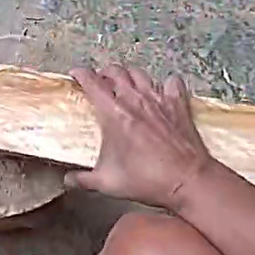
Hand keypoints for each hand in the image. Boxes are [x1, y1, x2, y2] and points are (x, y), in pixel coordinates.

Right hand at [67, 65, 218, 212]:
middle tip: (100, 81)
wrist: (186, 180)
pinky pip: (172, 82)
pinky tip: (162, 90)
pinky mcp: (177, 104)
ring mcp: (158, 99)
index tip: (76, 73)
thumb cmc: (147, 180)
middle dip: (104, 73)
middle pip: (116, 72)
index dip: (81, 74)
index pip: (92, 83)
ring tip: (125, 83)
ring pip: (140, 73)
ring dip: (129, 75)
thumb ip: (83, 179)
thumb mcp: (108, 183)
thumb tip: (68, 180)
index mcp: (114, 113)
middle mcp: (135, 99)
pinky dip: (165, 83)